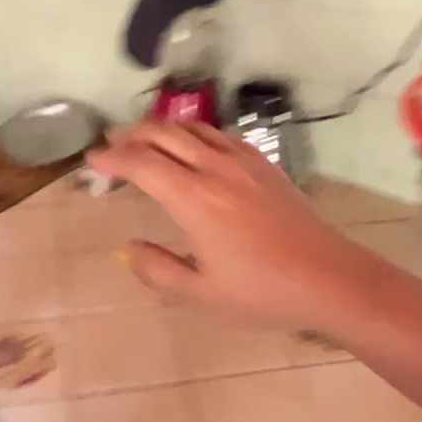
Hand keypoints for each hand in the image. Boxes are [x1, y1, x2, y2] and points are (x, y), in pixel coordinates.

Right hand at [86, 120, 391, 332]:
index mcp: (194, 199)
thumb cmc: (263, 292)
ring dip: (161, 128)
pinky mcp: (263, 162)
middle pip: (163, 133)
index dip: (112, 158)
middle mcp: (215, 168)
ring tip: (143, 139)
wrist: (329, 277)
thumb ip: (157, 269)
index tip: (92, 160)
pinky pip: (218, 134)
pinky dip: (192, 132)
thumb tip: (126, 249)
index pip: (142, 163)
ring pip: (192, 127)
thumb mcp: (202, 294)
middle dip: (131, 134)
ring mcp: (243, 160)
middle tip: (111, 143)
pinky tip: (191, 146)